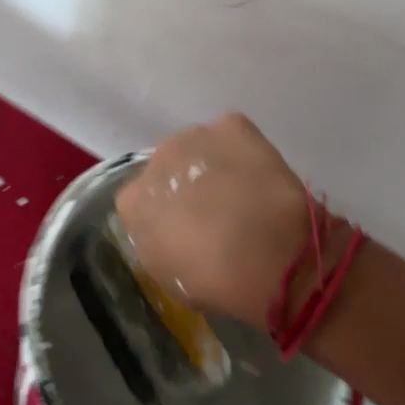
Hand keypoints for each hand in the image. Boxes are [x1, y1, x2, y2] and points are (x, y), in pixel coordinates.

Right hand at [113, 113, 312, 324]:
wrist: (270, 252)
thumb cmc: (215, 280)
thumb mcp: (169, 277)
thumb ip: (158, 243)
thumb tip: (170, 231)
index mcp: (133, 200)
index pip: (140, 200)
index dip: (163, 213)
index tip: (182, 228)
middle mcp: (156, 158)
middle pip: (167, 166)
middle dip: (184, 182)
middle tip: (213, 210)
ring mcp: (194, 135)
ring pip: (198, 147)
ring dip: (212, 164)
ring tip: (241, 191)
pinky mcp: (232, 125)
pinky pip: (231, 135)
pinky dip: (241, 150)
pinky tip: (257, 175)